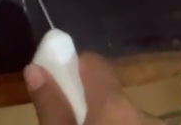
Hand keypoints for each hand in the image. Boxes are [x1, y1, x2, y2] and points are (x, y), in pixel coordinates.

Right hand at [27, 52, 154, 124]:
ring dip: (111, 121)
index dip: (73, 67)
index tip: (58, 85)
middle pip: (111, 94)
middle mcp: (145, 114)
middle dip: (92, 104)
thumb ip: (50, 106)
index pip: (93, 62)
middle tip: (72, 123)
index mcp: (116, 105)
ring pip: (128, 118)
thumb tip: (34, 68)